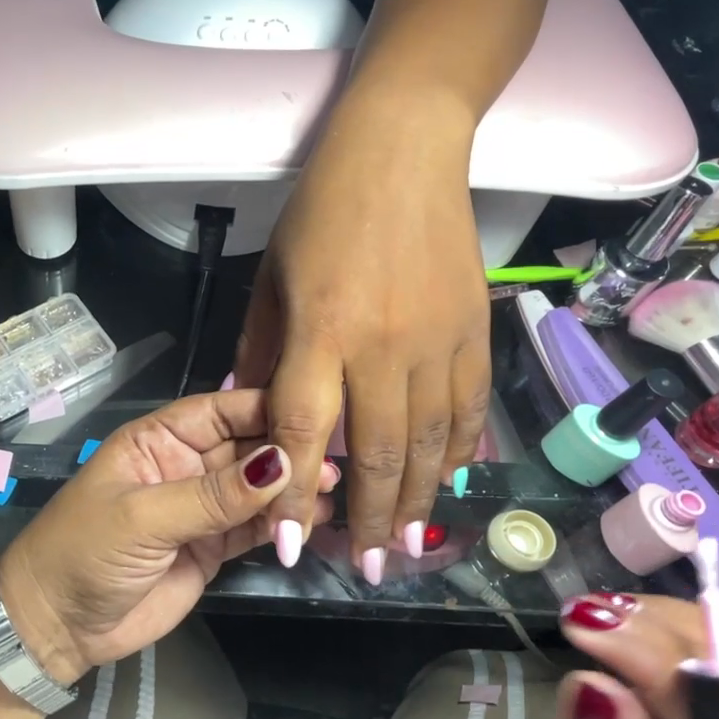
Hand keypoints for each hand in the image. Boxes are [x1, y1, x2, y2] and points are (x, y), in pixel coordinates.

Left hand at [0, 391, 337, 684]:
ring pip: (256, 488)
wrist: (58, 624)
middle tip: (336, 461)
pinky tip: (314, 520)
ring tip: (333, 491)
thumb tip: (280, 464)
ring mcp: (200, 507)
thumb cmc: (84, 551)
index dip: (264, 409)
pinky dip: (281, 524)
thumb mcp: (143, 517)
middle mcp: (184, 464)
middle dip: (287, 451)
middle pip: (246, 447)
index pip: (220, 411)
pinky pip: (253, 526)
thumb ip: (212, 495)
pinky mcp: (212, 547)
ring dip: (291, 489)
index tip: (314, 414)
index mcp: (158, 440)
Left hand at [234, 102, 489, 583]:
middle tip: (361, 566)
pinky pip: (468, 412)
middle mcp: (381, 348)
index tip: (288, 546)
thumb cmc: (319, 215)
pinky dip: (456, 456)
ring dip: (416, 501)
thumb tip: (241, 415)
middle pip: (375, 455)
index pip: (300, 432)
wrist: (403, 153)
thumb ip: (258, 354)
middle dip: (366, 519)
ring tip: (402, 544)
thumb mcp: (270, 281)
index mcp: (318, 332)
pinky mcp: (476, 335)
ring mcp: (437, 344)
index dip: (290, 494)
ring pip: (429, 444)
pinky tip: (445, 485)